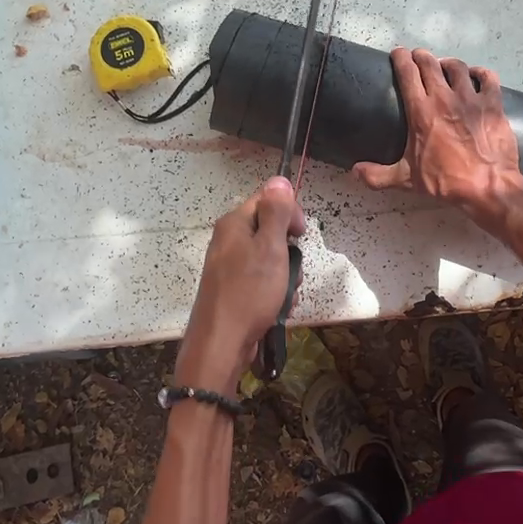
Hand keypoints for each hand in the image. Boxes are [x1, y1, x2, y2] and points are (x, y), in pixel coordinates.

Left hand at [178, 177, 304, 391]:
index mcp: (234, 223)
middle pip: (271, 230)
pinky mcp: (234, 290)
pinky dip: (274, 292)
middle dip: (290, 251)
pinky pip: (262, 280)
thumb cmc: (249, 293)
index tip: (301, 235)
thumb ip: (276, 212)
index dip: (289, 213)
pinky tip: (277, 307)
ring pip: (271, 258)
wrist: (221, 345)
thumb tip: (279, 178)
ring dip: (285, 276)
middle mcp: (228, 240)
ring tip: (284, 295)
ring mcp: (229, 267)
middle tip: (292, 271)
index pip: (268, 199)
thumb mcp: (270, 248)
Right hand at [352, 48, 522, 229]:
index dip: (401, 58)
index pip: (408, 73)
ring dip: (448, 63)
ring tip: (444, 66)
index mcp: (421, 111)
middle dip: (421, 56)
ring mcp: (471, 98)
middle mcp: (444, 97)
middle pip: (430, 63)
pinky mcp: (492, 104)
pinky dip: (481, 73)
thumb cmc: (445, 180)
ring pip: (457, 67)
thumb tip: (355, 172)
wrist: (487, 185)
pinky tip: (476, 75)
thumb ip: (378, 175)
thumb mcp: (407, 179)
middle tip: (418, 57)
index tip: (398, 54)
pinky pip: (488, 78)